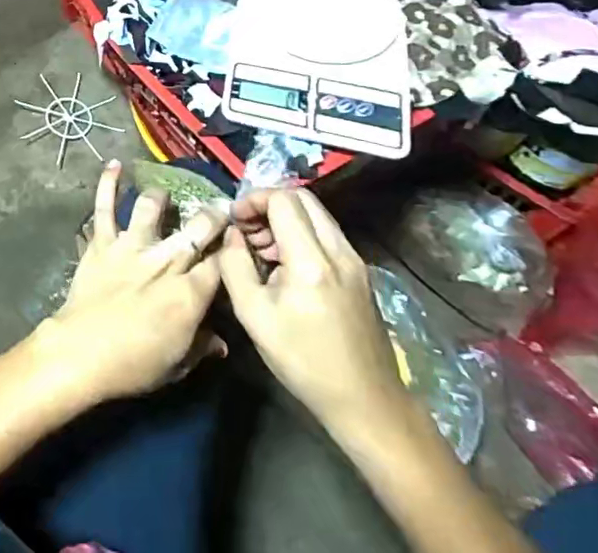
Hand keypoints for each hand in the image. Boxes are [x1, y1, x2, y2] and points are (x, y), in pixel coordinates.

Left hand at [41, 159, 228, 403]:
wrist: (82, 355)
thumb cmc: (134, 365)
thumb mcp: (177, 364)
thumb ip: (202, 346)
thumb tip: (224, 343)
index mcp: (190, 291)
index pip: (221, 263)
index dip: (232, 250)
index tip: (238, 242)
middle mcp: (166, 260)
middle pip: (198, 227)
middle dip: (213, 214)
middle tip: (219, 206)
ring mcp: (133, 247)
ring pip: (152, 208)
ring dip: (160, 198)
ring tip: (165, 195)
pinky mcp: (103, 243)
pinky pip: (105, 208)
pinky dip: (108, 184)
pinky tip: (113, 165)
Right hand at [220, 188, 409, 431]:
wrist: (365, 399)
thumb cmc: (303, 362)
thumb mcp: (254, 317)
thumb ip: (235, 267)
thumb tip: (232, 235)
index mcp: (311, 260)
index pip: (283, 199)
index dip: (253, 200)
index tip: (234, 220)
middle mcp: (338, 249)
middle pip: (302, 197)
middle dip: (269, 204)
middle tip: (247, 231)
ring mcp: (354, 258)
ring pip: (316, 214)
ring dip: (285, 218)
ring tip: (262, 249)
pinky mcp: (360, 270)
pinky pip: (327, 234)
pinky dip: (302, 233)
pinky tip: (286, 264)